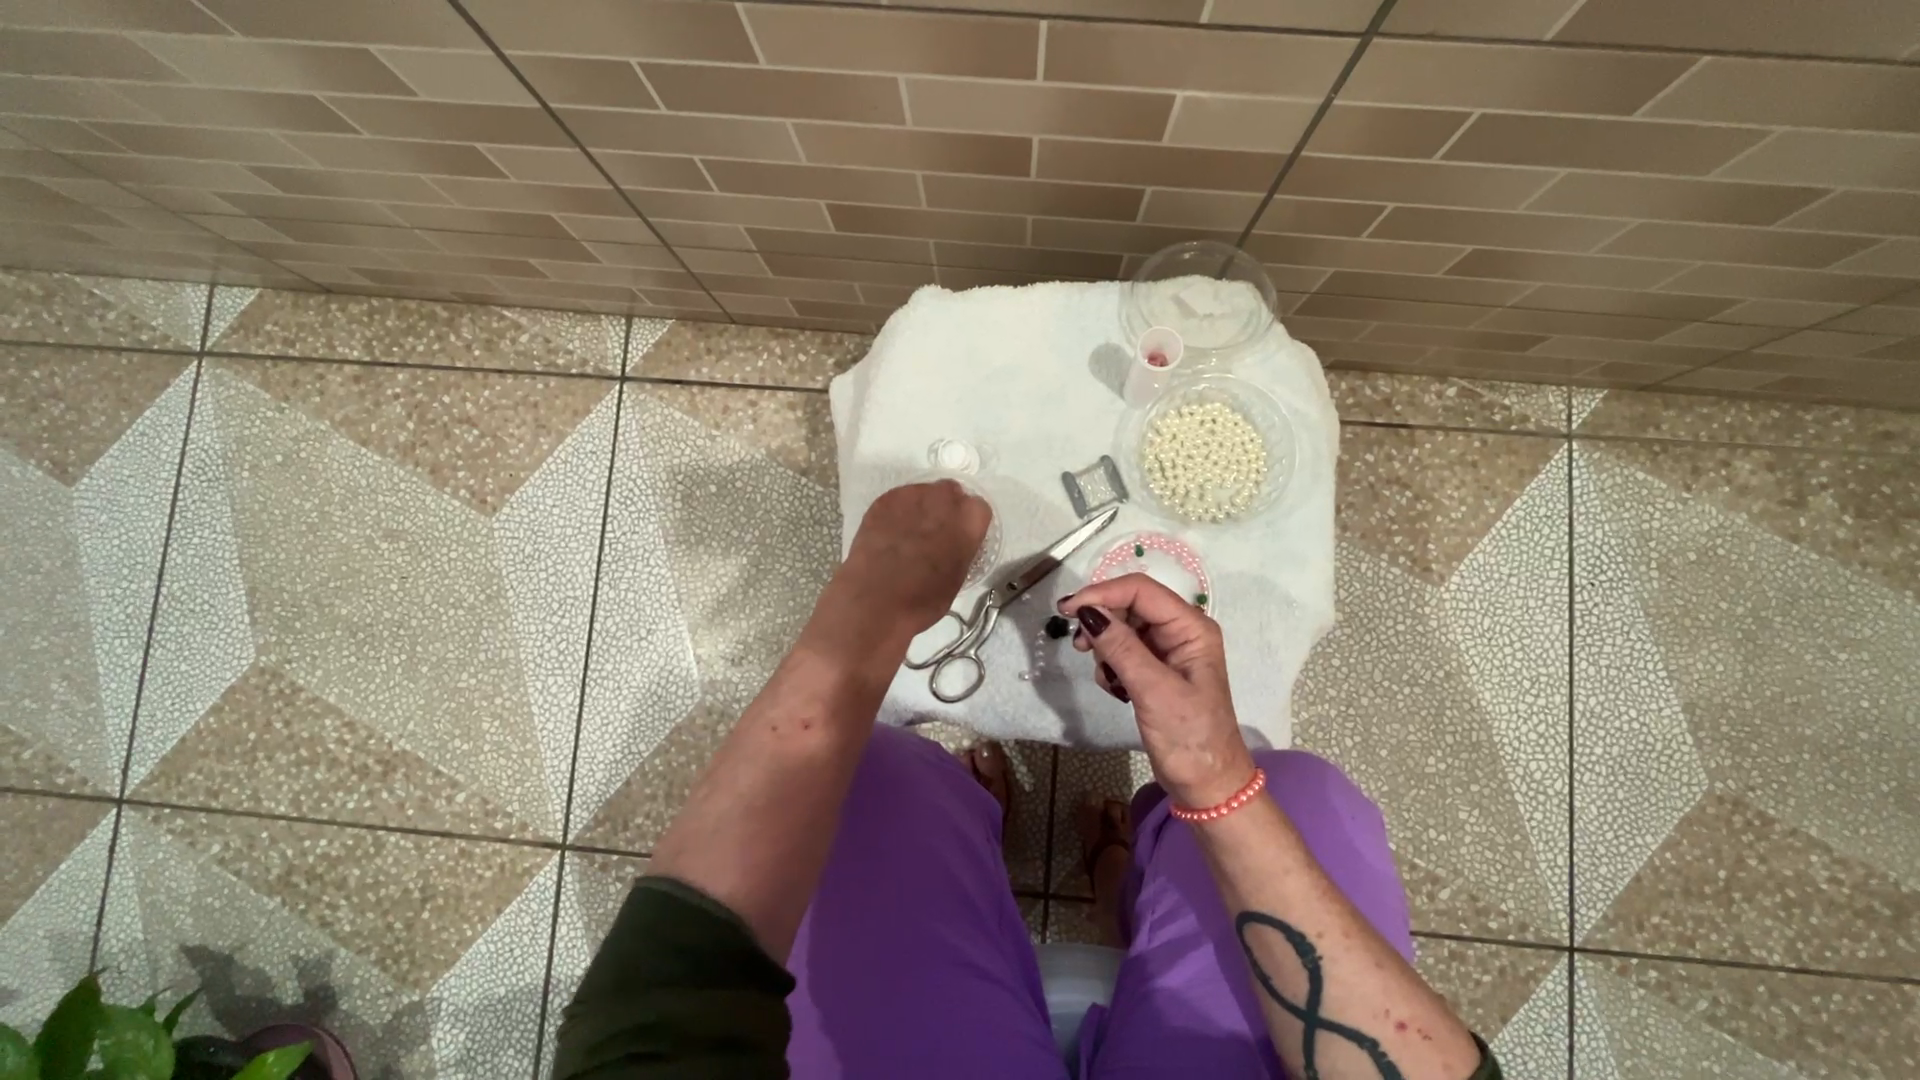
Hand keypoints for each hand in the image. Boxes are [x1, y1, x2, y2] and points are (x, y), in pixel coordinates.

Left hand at [834, 480, 991, 638]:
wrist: (876, 600)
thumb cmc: (924, 598)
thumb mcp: (958, 575)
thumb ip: (962, 548)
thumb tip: (953, 544)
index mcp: (969, 519)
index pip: (978, 509)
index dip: (967, 524)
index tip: (959, 537)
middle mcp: (944, 499)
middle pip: (950, 493)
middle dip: (944, 509)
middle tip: (934, 533)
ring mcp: (912, 496)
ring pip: (923, 493)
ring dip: (921, 508)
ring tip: (908, 534)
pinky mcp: (884, 500)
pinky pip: (897, 500)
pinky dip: (897, 513)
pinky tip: (889, 533)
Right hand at [1062, 574, 1254, 808]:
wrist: (1207, 785)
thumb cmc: (1189, 738)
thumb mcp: (1153, 690)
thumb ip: (1121, 648)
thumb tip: (1087, 613)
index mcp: (1191, 628)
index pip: (1140, 590)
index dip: (1102, 594)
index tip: (1068, 611)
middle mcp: (1181, 632)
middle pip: (1129, 606)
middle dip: (1101, 622)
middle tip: (1079, 647)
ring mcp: (1168, 651)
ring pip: (1122, 629)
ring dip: (1105, 648)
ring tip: (1107, 679)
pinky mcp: (1155, 670)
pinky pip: (1123, 651)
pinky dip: (1111, 665)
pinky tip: (1114, 689)